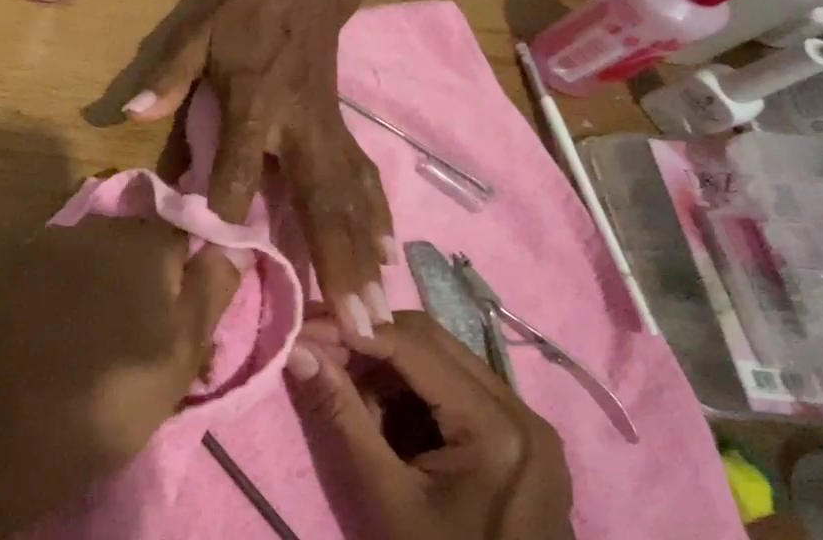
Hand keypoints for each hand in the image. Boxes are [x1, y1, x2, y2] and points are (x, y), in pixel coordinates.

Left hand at [0, 217, 241, 483]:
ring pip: (94, 255)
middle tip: (148, 336)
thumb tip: (231, 243)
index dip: (189, 272)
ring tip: (102, 340)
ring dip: (105, 283)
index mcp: (141, 241)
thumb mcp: (184, 353)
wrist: (9, 427)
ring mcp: (45, 245)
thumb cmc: (114, 395)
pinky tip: (62, 333)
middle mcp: (92, 228)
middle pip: (135, 241)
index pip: (183, 233)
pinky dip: (67, 292)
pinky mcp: (12, 269)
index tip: (188, 316)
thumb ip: (211, 288)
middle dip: (147, 277)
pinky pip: (57, 270)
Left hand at [126, 0, 393, 341]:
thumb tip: (129, 112)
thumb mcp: (196, 33)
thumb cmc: (244, 14)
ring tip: (381, 314)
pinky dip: (377, 221)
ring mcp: (330, 132)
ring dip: (366, 258)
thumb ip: (168, 75)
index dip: (230, 196)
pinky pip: (365, 182)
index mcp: (254, 101)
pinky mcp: (345, 132)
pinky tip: (391, 258)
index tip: (226, 243)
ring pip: (351, 201)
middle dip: (337, 260)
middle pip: (319, 198)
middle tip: (358, 322)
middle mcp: (299, 126)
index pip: (239, 157)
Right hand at [289, 312, 575, 539]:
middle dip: (368, 341)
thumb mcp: (385, 495)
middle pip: (430, 342)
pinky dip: (411, 390)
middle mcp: (524, 412)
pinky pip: (455, 389)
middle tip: (316, 354)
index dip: (352, 328)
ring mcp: (527, 426)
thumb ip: (341, 414)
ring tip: (346, 392)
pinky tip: (382, 416)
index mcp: (499, 427)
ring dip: (386, 365)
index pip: (414, 345)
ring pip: (441, 359)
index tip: (300, 330)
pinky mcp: (520, 441)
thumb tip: (295, 347)